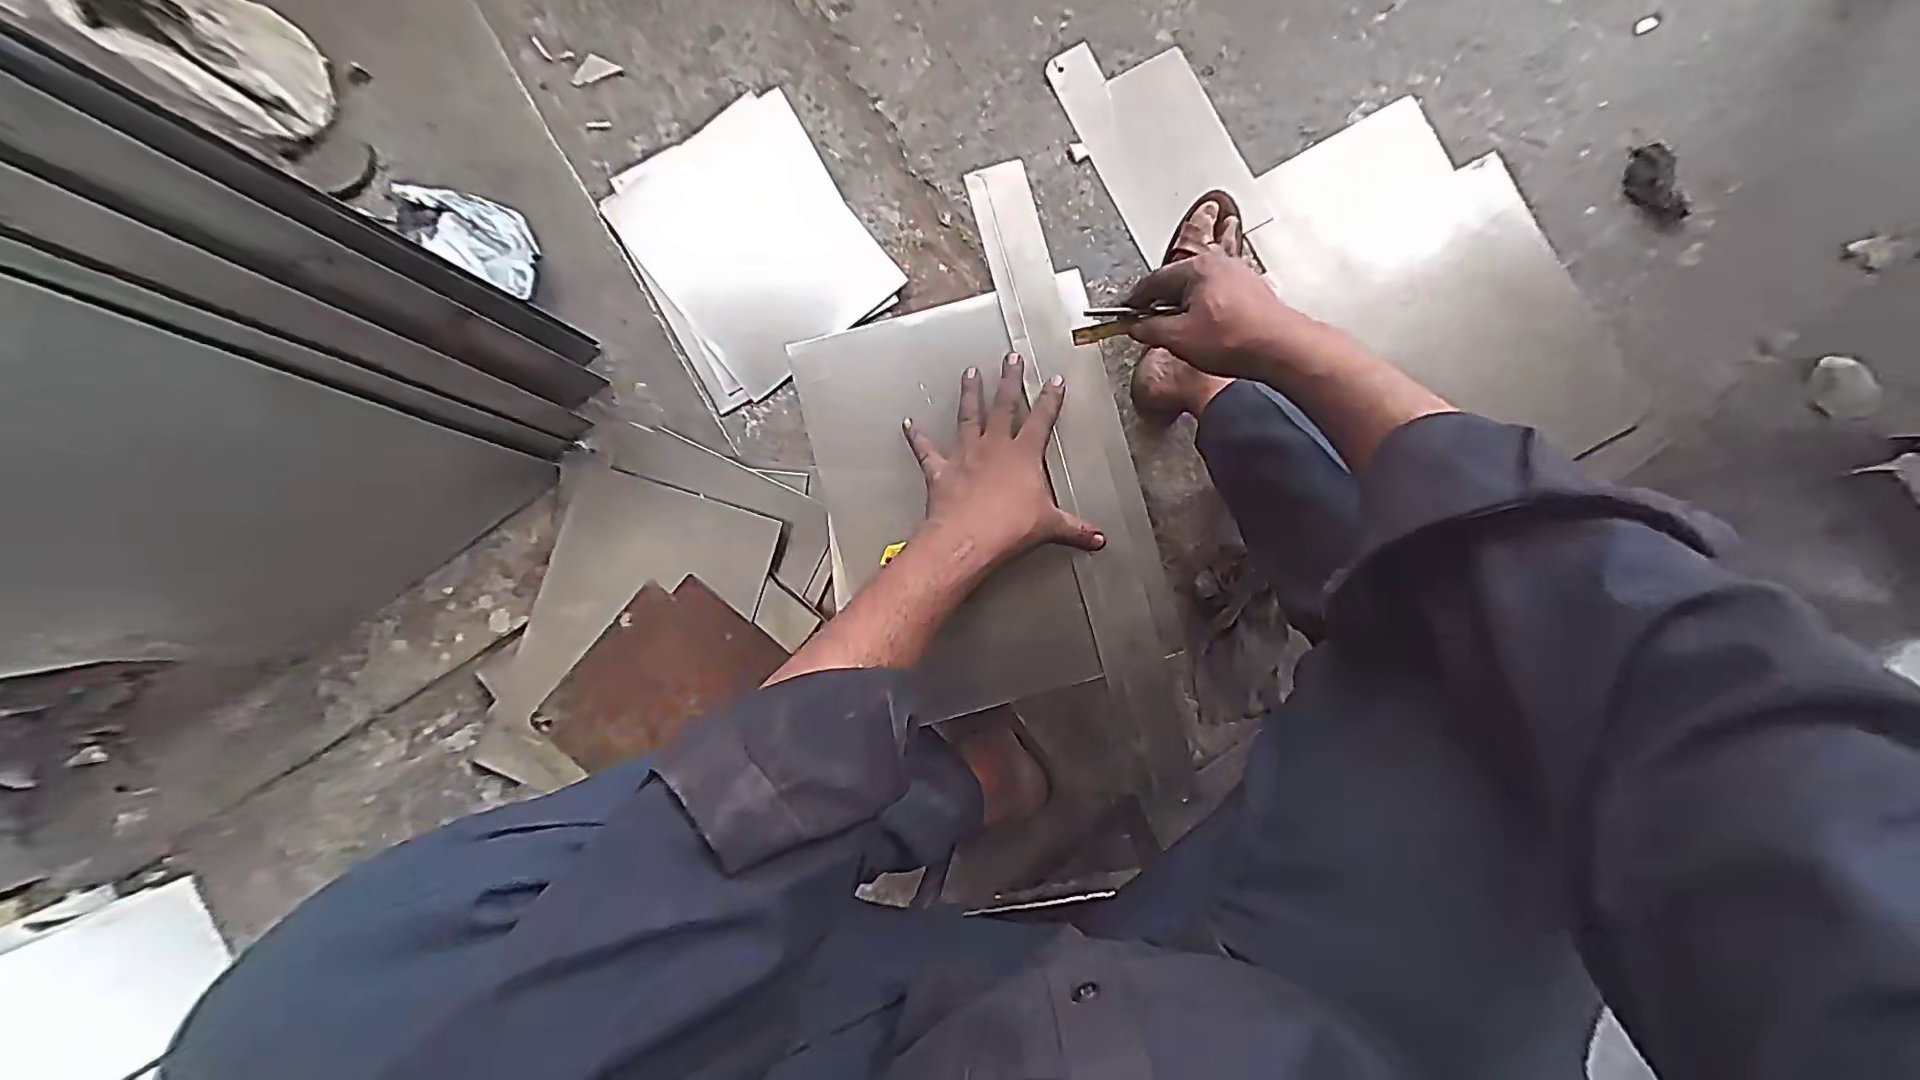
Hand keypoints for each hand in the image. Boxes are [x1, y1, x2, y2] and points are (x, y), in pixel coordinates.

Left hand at [903, 353, 1104, 570]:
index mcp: (1023, 455)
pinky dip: (917, 437)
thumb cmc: (1009, 528)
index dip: (1050, 399)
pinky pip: (926, 450)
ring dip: (969, 394)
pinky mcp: (941, 470)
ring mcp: (965, 455)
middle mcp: (994, 447)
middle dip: (1009, 380)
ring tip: (970, 373)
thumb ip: (1075, 529)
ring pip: (968, 416)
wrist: (970, 537)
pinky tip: (909, 424)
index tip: (1054, 380)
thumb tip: (1098, 539)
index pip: (1041, 418)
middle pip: (1003, 405)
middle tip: (1010, 359)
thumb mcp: (1050, 526)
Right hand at [1124, 250, 1326, 380]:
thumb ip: (1149, 329)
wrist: (1279, 348)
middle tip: (1145, 322)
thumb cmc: (1233, 339)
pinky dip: (1201, 309)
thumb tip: (1135, 327)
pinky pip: (1215, 296)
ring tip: (1172, 329)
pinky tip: (1200, 329)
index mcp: (1197, 267)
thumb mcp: (1177, 338)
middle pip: (1176, 281)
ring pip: (1197, 289)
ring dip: (1181, 307)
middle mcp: (1219, 263)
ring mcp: (1237, 275)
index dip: (1135, 299)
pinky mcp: (1250, 292)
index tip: (1126, 311)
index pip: (1154, 280)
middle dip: (1158, 302)